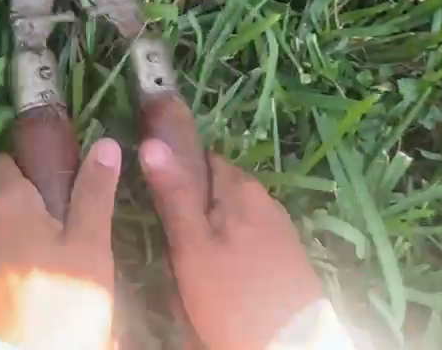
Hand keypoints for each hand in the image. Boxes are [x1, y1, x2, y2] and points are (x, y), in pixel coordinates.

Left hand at [0, 137, 123, 349]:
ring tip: (56, 267)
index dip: (30, 165)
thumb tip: (105, 143)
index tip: (57, 178)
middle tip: (69, 231)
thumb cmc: (57, 304)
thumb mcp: (89, 248)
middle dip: (32, 211)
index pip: (6, 162)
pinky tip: (35, 294)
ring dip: (22, 245)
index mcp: (7, 202)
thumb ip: (94, 194)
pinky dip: (10, 274)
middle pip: (5, 202)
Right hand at [141, 139, 327, 349]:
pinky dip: (233, 256)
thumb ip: (174, 195)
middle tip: (175, 248)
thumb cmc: (233, 297)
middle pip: (217, 192)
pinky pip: (249, 243)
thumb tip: (152, 143)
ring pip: (232, 220)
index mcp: (241, 186)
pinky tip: (225, 282)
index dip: (177, 177)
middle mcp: (264, 198)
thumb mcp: (192, 248)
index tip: (160, 205)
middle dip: (195, 213)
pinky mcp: (289, 257)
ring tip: (196, 271)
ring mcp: (280, 228)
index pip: (201, 159)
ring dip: (213, 238)